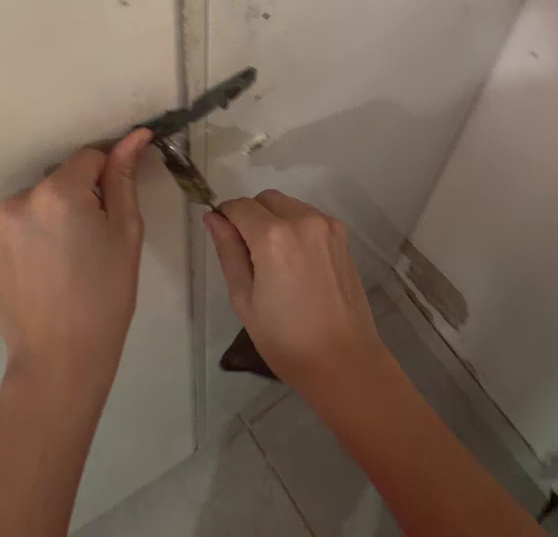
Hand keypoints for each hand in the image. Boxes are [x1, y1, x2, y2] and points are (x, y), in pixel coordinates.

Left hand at [0, 128, 151, 383]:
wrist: (61, 355)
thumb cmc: (106, 291)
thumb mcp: (126, 230)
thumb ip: (123, 176)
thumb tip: (135, 135)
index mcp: (57, 192)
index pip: (88, 158)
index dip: (105, 178)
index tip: (110, 209)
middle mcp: (16, 201)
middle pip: (56, 183)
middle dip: (73, 200)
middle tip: (88, 242)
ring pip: (29, 206)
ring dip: (44, 219)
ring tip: (59, 259)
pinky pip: (5, 231)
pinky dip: (21, 241)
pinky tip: (36, 270)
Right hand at [204, 190, 391, 393]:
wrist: (343, 359)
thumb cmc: (285, 339)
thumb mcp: (244, 299)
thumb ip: (228, 252)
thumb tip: (214, 218)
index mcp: (274, 236)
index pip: (240, 206)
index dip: (225, 217)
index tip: (223, 238)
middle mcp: (303, 220)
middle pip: (266, 199)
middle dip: (251, 215)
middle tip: (247, 254)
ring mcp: (327, 226)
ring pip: (289, 204)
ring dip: (274, 219)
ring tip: (273, 262)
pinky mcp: (342, 236)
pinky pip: (309, 216)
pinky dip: (295, 226)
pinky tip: (295, 262)